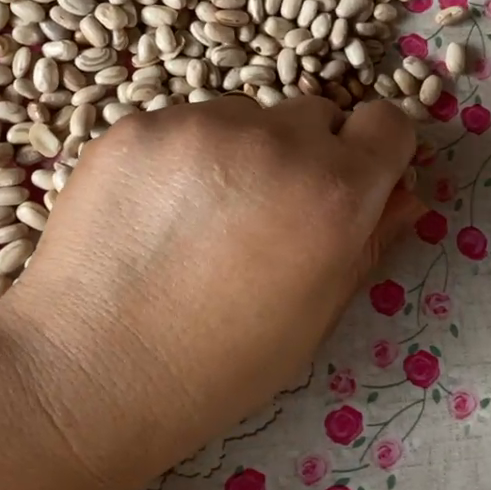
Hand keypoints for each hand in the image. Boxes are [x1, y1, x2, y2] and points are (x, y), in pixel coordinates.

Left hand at [0, 95, 422, 489]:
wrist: (86, 375)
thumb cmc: (217, 365)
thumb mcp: (315, 315)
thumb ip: (368, 241)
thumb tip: (405, 193)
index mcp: (336, 191)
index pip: (388, 122)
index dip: (374, 151)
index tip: (351, 180)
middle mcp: (278, 141)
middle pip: (317, 114)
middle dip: (306, 153)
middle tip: (264, 211)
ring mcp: (203, 122)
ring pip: (248, 115)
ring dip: (241, 151)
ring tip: (197, 217)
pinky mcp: (142, 121)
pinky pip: (186, 122)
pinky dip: (184, 154)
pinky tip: (154, 209)